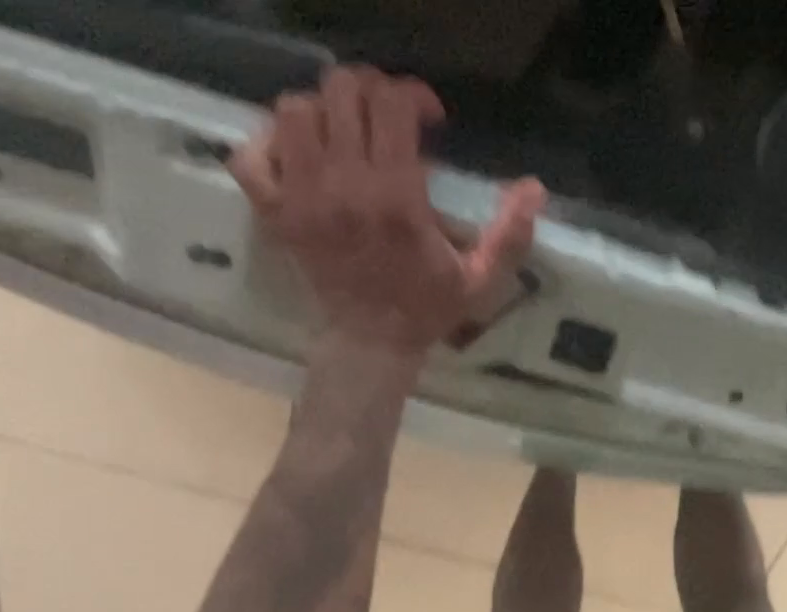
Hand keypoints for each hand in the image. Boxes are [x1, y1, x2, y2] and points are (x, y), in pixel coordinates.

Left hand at [231, 66, 546, 366]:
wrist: (370, 345)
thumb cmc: (426, 309)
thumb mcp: (480, 279)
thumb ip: (509, 233)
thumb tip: (536, 187)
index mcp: (397, 197)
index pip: (393, 103)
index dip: (414, 95)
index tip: (429, 121)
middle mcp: (345, 186)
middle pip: (341, 91)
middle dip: (369, 93)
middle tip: (384, 119)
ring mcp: (303, 198)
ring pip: (295, 111)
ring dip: (322, 111)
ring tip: (344, 135)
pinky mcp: (276, 214)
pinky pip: (250, 156)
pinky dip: (267, 144)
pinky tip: (296, 155)